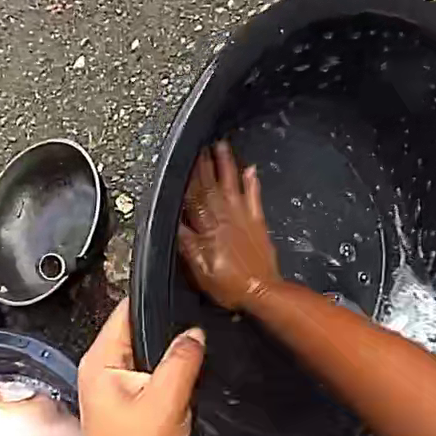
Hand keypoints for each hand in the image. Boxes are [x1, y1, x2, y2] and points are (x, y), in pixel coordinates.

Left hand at [77, 300, 205, 435]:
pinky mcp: (127, 402)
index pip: (126, 311)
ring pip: (148, 354)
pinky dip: (169, 375)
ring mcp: (113, 386)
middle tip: (201, 322)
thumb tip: (194, 333)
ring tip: (198, 348)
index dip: (155, 299)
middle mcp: (101, 368)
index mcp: (100, 360)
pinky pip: (151, 374)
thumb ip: (182, 360)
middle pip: (139, 331)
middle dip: (168, 328)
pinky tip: (188, 378)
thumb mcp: (166, 401)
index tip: (186, 291)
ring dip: (170, 354)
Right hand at [178, 141, 281, 311]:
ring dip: (227, 165)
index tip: (185, 158)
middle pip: (212, 186)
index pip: (194, 198)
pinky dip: (252, 183)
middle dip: (206, 164)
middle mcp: (226, 218)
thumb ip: (186, 244)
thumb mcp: (199, 270)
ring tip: (222, 146)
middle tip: (202, 143)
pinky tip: (250, 169)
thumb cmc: (229, 286)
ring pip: (232, 185)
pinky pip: (254, 198)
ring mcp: (243, 219)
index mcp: (209, 229)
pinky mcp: (258, 224)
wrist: (262, 292)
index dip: (188, 177)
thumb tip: (173, 223)